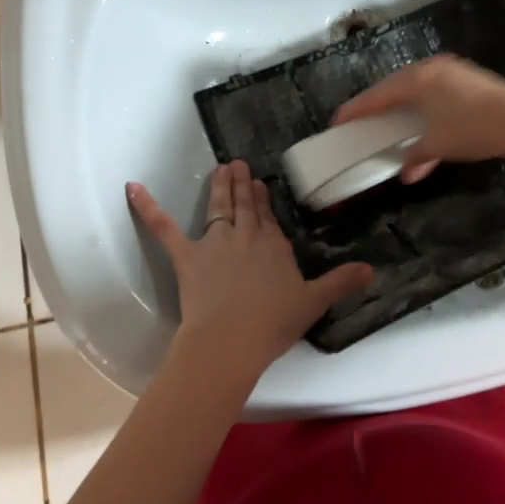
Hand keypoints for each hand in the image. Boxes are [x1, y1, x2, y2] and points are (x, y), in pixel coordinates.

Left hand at [127, 161, 373, 381]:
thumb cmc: (272, 324)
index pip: (268, 218)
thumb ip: (341, 282)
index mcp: (274, 246)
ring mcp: (216, 242)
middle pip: (244, 206)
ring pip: (218, 207)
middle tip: (238, 163)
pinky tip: (132, 188)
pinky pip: (165, 228)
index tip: (260, 183)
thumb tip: (372, 269)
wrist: (232, 340)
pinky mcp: (188, 255)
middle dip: (242, 184)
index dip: (263, 200)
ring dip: (219, 187)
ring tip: (219, 168)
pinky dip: (147, 208)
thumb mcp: (313, 303)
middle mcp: (247, 236)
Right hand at [332, 55, 504, 181]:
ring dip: (405, 117)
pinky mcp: (469, 82)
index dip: (355, 110)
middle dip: (379, 111)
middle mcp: (430, 70)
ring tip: (393, 136)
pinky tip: (426, 143)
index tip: (337, 122)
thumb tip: (404, 168)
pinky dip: (426, 117)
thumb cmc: (473, 129)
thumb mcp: (437, 145)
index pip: (376, 95)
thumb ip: (415, 155)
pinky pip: (436, 97)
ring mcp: (452, 74)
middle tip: (363, 126)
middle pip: (395, 90)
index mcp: (416, 80)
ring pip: (417, 94)